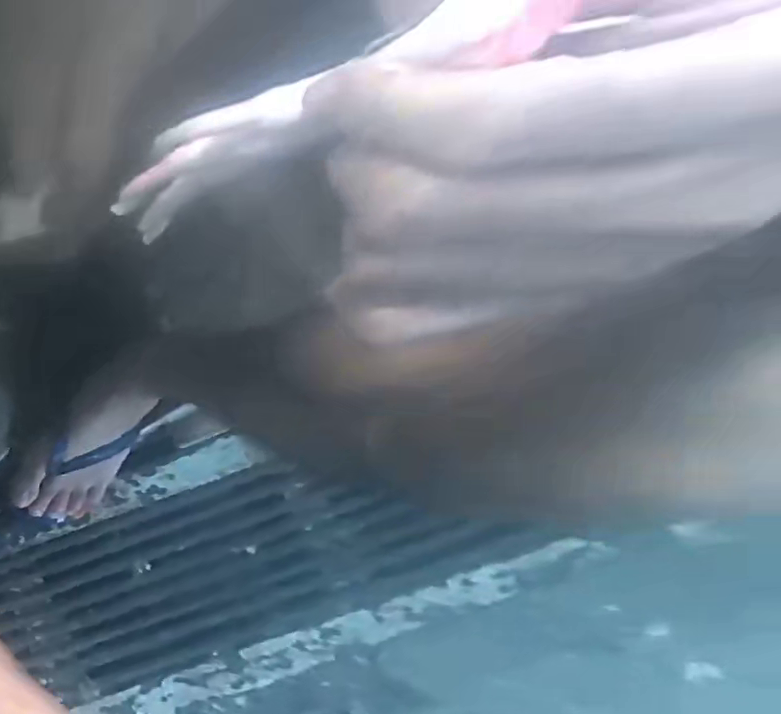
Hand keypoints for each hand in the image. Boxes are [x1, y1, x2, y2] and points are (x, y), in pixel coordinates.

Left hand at [311, 5, 780, 343]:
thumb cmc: (761, 14)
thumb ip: (550, 4)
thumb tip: (404, 42)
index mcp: (743, 91)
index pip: (493, 128)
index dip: (390, 109)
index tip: (333, 91)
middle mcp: (668, 207)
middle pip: (426, 212)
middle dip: (362, 164)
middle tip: (359, 129)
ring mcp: (606, 270)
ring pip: (400, 273)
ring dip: (356, 223)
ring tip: (379, 174)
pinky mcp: (556, 305)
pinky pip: (401, 324)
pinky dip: (361, 288)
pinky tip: (375, 245)